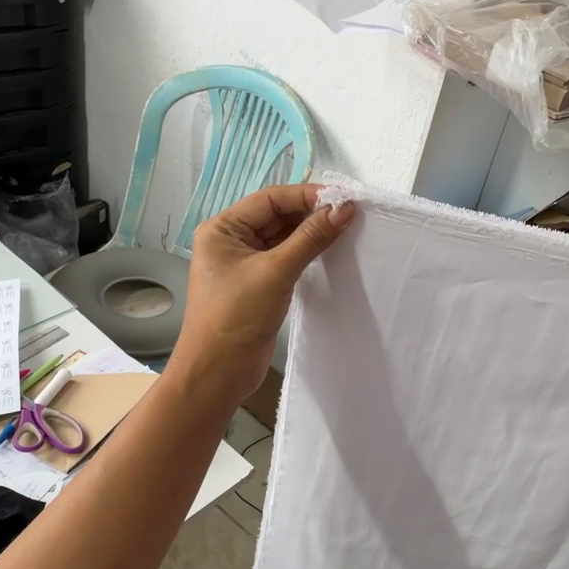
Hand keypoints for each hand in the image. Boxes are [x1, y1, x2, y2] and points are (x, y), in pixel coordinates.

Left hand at [174, 184, 355, 402]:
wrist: (218, 372)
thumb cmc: (236, 316)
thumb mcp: (276, 272)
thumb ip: (311, 238)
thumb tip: (344, 210)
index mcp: (223, 229)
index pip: (270, 199)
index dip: (306, 196)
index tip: (343, 198)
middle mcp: (231, 241)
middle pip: (277, 215)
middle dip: (311, 213)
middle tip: (350, 213)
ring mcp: (245, 263)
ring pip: (283, 237)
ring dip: (311, 233)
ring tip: (346, 228)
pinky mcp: (259, 284)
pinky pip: (286, 258)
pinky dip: (307, 253)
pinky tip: (330, 251)